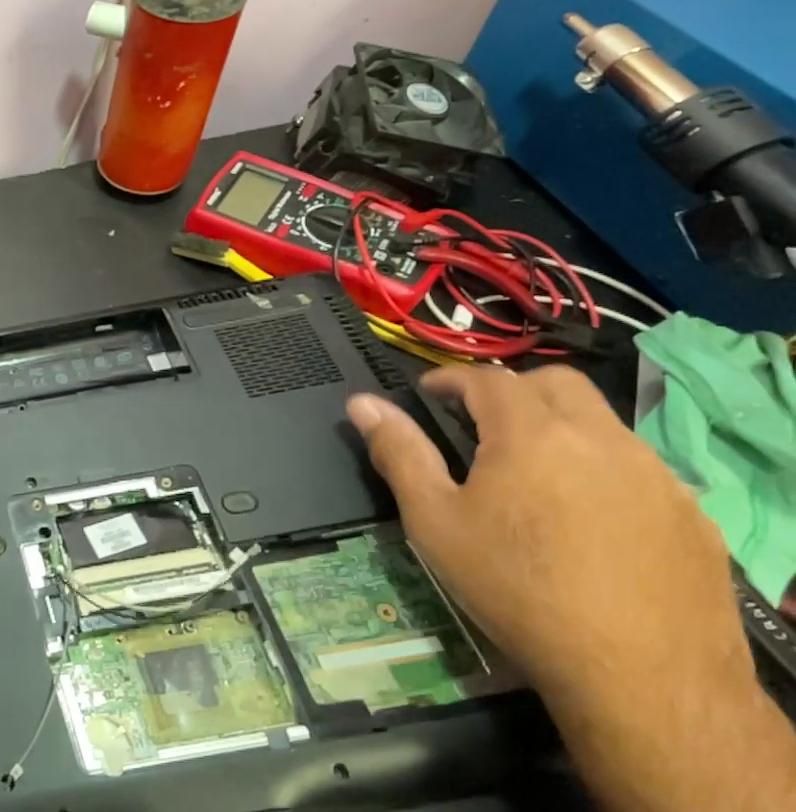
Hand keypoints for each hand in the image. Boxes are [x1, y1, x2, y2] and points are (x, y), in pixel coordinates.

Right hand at [349, 366, 795, 811]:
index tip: (428, 394)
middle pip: (557, 384)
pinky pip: (640, 468)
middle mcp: (602, 440)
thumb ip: (399, 453)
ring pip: (604, 422)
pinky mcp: (692, 516)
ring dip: (560, 426)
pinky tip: (583, 515)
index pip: (489, 379)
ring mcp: (657, 476)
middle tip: (479, 420)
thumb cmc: (515, 587)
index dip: (452, 379)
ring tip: (530, 470)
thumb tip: (362, 404)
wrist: (640, 674)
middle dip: (512, 389)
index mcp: (533, 435)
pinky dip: (600, 468)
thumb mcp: (434, 521)